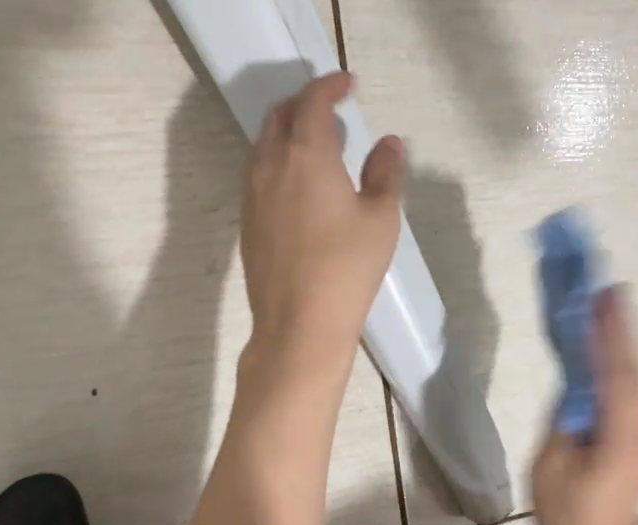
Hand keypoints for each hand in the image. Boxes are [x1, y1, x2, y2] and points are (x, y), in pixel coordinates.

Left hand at [240, 72, 406, 377]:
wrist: (298, 326)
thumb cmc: (346, 269)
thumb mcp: (380, 219)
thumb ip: (386, 173)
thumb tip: (390, 143)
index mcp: (306, 154)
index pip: (313, 101)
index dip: (331, 85)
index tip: (348, 84)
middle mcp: (270, 166)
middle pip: (279, 117)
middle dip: (304, 105)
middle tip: (330, 113)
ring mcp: (252, 198)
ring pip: (263, 148)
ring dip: (287, 136)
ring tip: (316, 151)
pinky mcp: (247, 227)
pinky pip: (258, 178)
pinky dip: (277, 166)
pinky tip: (298, 191)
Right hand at [532, 287, 637, 524]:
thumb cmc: (565, 518)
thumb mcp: (551, 465)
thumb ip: (566, 419)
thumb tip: (577, 383)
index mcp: (622, 437)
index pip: (617, 372)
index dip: (610, 331)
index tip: (605, 291)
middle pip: (635, 370)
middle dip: (620, 327)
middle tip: (605, 288)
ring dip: (623, 345)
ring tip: (607, 309)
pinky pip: (634, 397)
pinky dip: (622, 369)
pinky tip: (609, 353)